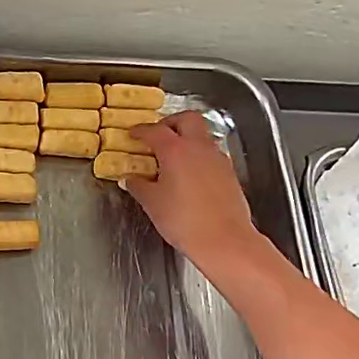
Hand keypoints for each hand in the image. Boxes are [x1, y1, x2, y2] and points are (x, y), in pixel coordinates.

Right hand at [125, 111, 268, 272]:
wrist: (224, 240)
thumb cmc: (184, 221)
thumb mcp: (152, 203)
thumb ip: (138, 186)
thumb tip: (129, 180)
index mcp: (176, 151)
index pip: (155, 131)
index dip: (141, 131)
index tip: (134, 134)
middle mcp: (199, 148)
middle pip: (187, 119)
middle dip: (170, 122)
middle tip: (158, 134)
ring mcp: (218, 159)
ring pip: (202, 136)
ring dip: (187, 139)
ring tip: (172, 157)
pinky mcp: (229, 173)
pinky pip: (211, 154)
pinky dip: (198, 156)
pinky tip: (189, 174)